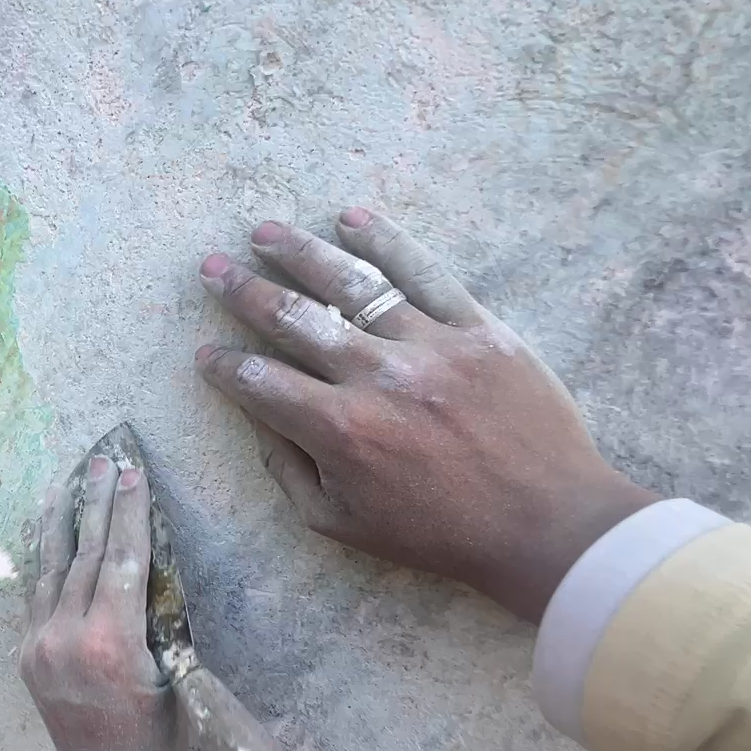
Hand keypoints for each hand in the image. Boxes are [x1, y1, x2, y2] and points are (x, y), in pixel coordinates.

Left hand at [20, 456, 184, 750]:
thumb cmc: (159, 736)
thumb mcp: (173, 671)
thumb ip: (155, 615)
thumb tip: (144, 557)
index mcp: (111, 644)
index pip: (120, 559)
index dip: (128, 512)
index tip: (132, 472)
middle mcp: (66, 638)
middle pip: (84, 555)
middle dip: (96, 502)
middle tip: (102, 458)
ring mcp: (39, 645)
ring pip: (51, 568)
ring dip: (63, 520)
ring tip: (71, 479)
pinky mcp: (26, 653)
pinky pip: (37, 593)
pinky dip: (46, 557)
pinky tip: (50, 530)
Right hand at [194, 207, 658, 622]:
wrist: (546, 524)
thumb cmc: (433, 532)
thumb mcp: (336, 522)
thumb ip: (287, 468)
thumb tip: (256, 418)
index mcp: (338, 429)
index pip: (260, 381)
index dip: (224, 366)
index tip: (204, 354)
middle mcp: (376, 376)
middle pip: (294, 318)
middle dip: (242, 291)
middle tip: (212, 267)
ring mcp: (430, 346)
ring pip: (353, 284)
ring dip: (300, 253)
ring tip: (264, 231)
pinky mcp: (479, 329)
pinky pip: (426, 275)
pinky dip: (386, 242)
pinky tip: (351, 217)